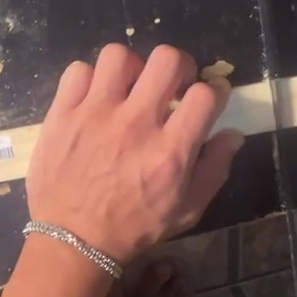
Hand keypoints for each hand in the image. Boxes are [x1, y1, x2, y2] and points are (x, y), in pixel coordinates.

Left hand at [28, 44, 245, 262]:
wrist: (73, 242)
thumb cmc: (134, 228)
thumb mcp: (186, 211)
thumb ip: (214, 170)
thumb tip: (233, 135)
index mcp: (170, 150)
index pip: (206, 94)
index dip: (214, 93)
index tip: (207, 102)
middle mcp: (135, 124)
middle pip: (167, 60)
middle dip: (179, 67)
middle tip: (172, 88)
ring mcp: (95, 115)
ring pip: (119, 55)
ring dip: (131, 69)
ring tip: (129, 90)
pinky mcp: (63, 114)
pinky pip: (79, 70)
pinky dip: (90, 80)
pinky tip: (96, 99)